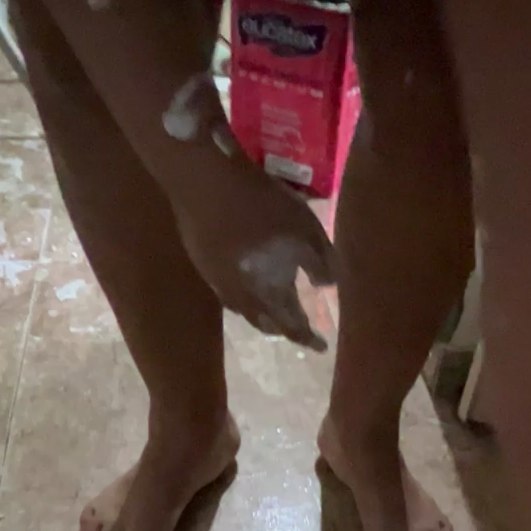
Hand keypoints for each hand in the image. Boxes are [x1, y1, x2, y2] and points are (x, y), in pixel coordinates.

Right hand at [172, 162, 334, 349]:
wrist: (206, 182)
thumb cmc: (262, 207)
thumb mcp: (307, 231)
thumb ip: (322, 264)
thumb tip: (327, 287)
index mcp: (270, 295)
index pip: (293, 327)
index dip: (309, 339)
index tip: (322, 348)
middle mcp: (243, 299)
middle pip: (266, 324)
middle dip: (284, 329)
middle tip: (297, 329)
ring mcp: (218, 283)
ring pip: (244, 311)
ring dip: (262, 315)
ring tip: (273, 311)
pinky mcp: (203, 264)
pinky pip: (227, 292)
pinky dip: (243, 296)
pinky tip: (246, 284)